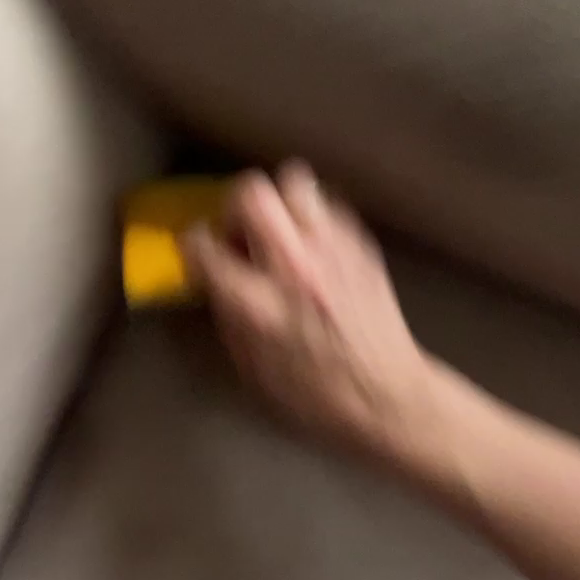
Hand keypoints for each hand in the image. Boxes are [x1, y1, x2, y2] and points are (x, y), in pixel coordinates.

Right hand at [183, 162, 440, 458]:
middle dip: (232, 210)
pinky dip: (309, 219)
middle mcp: (296, 267)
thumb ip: (229, 318)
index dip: (192, 247)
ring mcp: (333, 250)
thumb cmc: (315, 397)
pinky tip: (310, 249)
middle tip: (237, 236)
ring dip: (275, 203)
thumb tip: (217, 285)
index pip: (207, 249)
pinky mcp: (361, 245)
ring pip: (293, 182)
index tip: (196, 253)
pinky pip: (326, 205)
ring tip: (276, 233)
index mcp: (260, 307)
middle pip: (252, 195)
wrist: (386, 396)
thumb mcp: (253, 370)